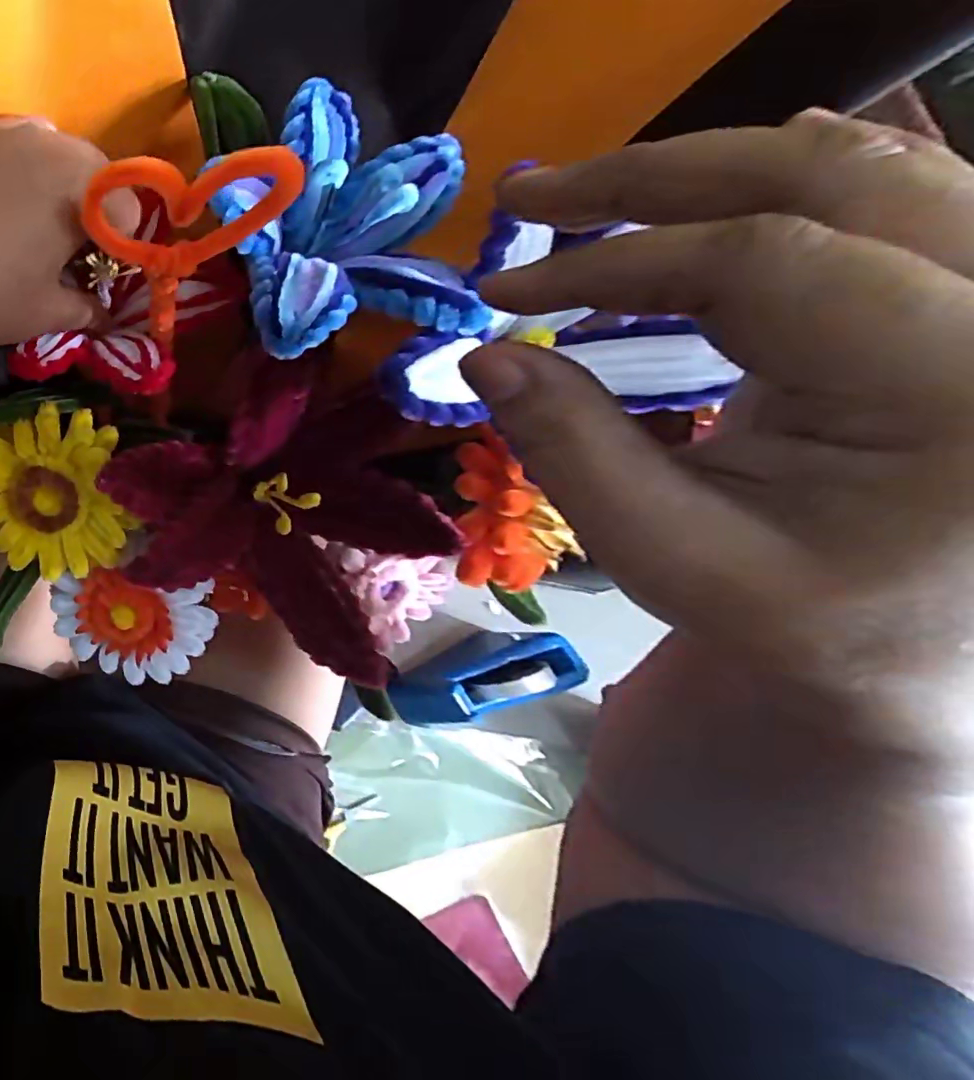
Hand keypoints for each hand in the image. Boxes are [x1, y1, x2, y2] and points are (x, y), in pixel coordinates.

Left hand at [0, 88, 136, 354]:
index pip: (124, 211)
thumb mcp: (41, 315)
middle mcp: (48, 143)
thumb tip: (103, 314)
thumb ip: (83, 310)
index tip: (96, 276)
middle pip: (89, 170)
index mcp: (81, 188)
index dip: (117, 248)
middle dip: (88, 209)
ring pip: (42, 141)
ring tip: (24, 215)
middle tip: (63, 252)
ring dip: (46, 173)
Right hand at [461, 111, 973, 750]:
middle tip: (524, 196)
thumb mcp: (659, 551)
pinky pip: (895, 195)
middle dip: (652, 177)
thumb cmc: (793, 615)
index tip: (497, 292)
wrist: (929, 647)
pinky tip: (716, 177)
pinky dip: (783, 178)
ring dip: (705, 168)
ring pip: (866, 166)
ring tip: (583, 193)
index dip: (609, 262)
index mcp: (956, 385)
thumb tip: (481, 354)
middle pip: (829, 175)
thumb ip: (568, 447)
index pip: (762, 262)